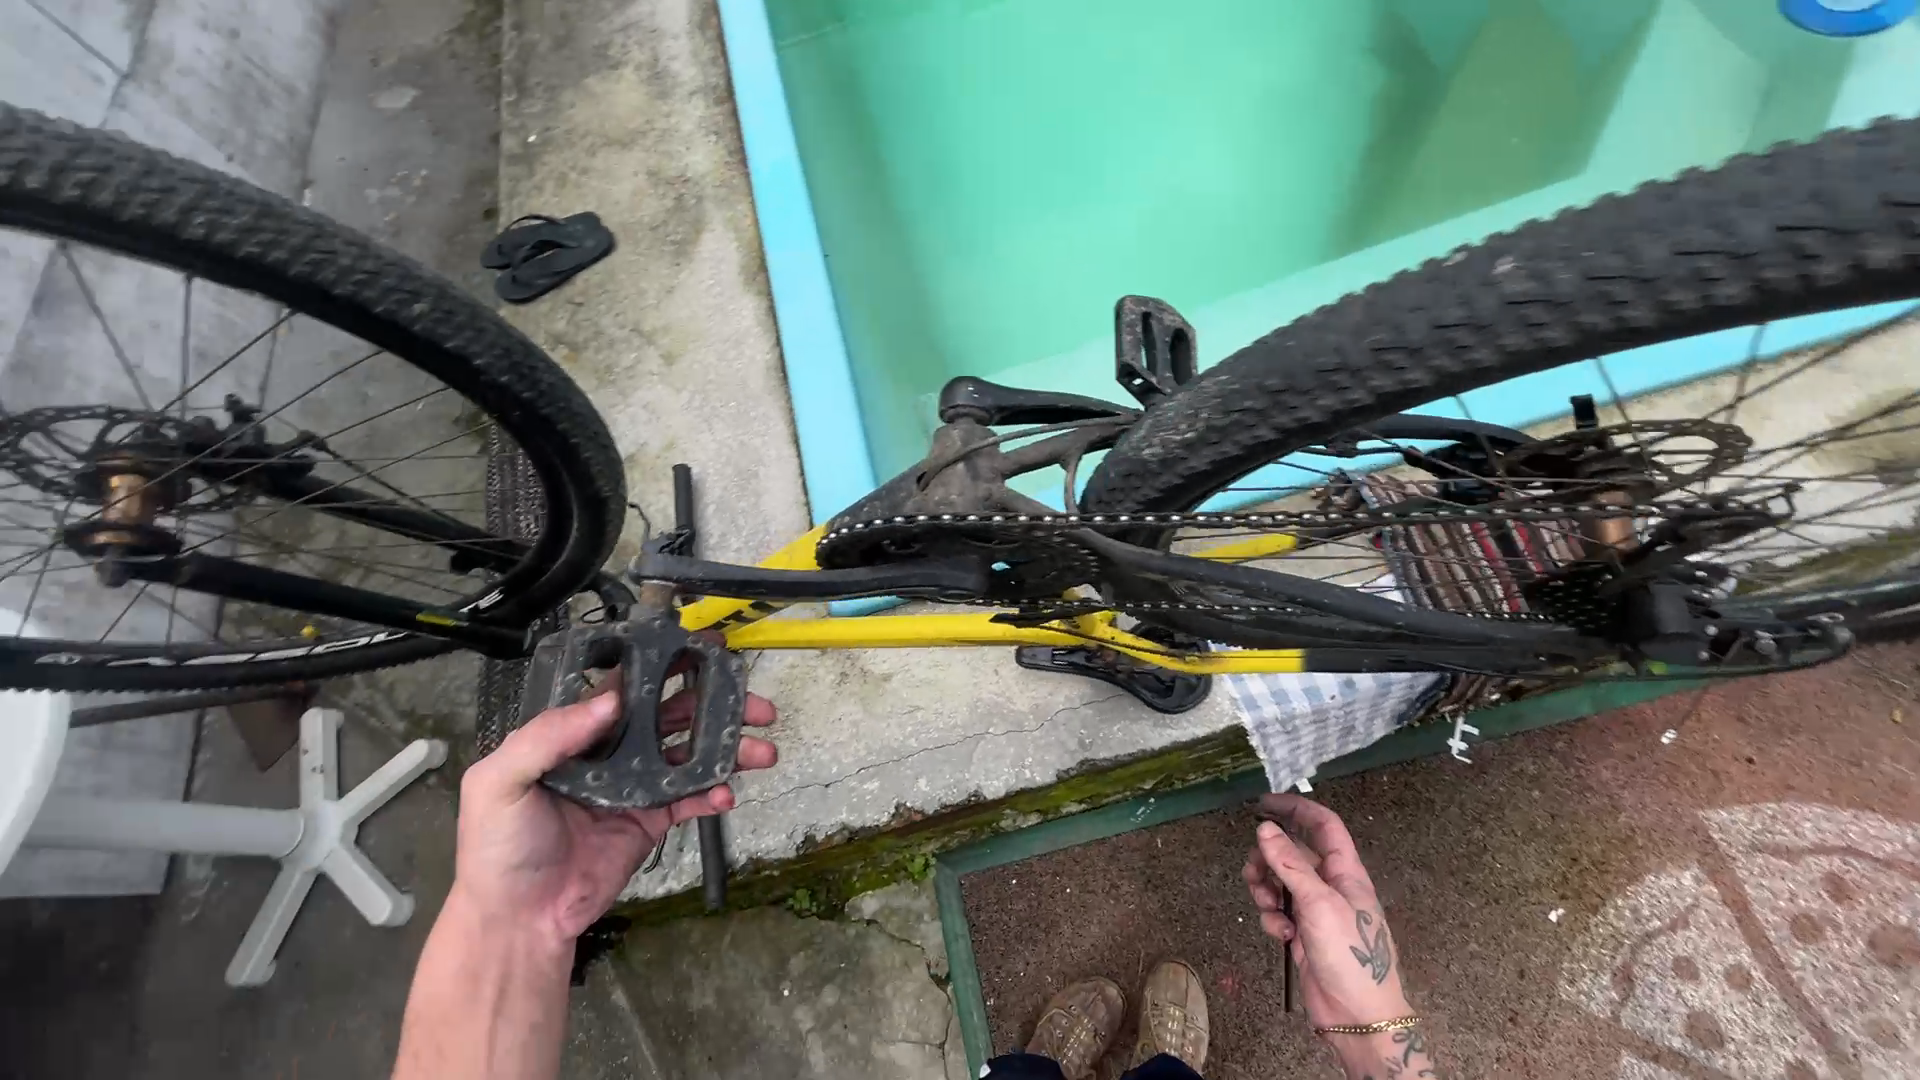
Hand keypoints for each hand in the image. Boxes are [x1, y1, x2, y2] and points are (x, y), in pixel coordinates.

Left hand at [451, 682, 776, 945]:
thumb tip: (611, 702)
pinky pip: (691, 799)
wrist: (519, 920)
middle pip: (675, 715)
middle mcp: (614, 750)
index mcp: (577, 732)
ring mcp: (637, 785)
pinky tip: (727, 794)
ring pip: (693, 754)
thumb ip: (546, 737)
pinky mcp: (653, 820)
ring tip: (763, 751)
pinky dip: (714, 793)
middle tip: (756, 705)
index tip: (706, 649)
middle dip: (719, 705)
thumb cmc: (499, 848)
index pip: (628, 686)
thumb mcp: (499, 784)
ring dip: (730, 748)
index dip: (666, 664)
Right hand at [1242, 794, 1411, 1030]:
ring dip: (1266, 888)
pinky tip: (1280, 934)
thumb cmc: (1350, 956)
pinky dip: (1271, 917)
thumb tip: (1264, 827)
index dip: (1297, 808)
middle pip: (1293, 852)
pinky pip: (1278, 911)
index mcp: (1346, 872)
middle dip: (1269, 857)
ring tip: (1266, 905)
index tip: (1263, 803)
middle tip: (1253, 869)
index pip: (1323, 825)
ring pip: (1280, 881)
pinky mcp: (1302, 932)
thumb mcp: (1319, 904)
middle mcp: (1331, 886)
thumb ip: (1289, 864)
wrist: (1359, 1018)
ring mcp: (1316, 910)